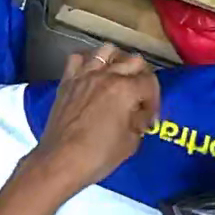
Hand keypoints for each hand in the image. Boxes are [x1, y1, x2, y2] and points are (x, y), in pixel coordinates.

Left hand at [24, 44, 159, 192]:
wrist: (59, 162)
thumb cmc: (99, 155)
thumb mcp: (131, 142)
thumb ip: (140, 122)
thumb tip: (139, 116)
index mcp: (126, 90)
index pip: (151, 82)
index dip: (155, 100)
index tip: (149, 117)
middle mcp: (107, 76)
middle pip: (134, 61)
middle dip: (142, 78)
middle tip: (139, 97)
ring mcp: (84, 76)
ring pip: (107, 51)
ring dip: (117, 61)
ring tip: (118, 77)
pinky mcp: (67, 82)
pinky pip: (78, 59)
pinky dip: (87, 62)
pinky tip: (92, 75)